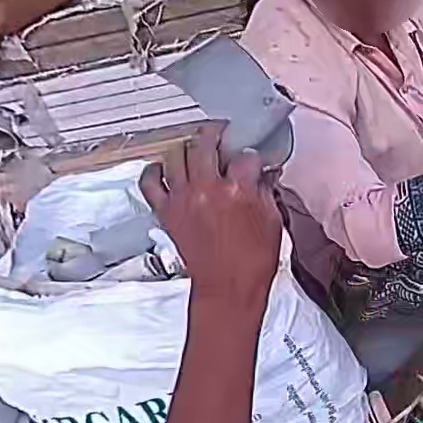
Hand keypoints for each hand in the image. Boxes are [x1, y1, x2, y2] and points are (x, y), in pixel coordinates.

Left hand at [139, 124, 281, 304]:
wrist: (229, 287)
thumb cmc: (252, 262)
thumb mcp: (273, 222)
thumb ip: (266, 193)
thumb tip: (263, 178)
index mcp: (239, 190)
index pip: (246, 156)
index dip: (252, 157)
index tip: (254, 161)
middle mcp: (208, 188)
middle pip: (206, 142)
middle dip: (216, 134)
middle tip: (221, 134)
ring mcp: (184, 198)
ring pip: (177, 154)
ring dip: (189, 148)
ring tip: (196, 149)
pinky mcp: (167, 212)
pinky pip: (150, 182)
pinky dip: (154, 171)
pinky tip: (163, 168)